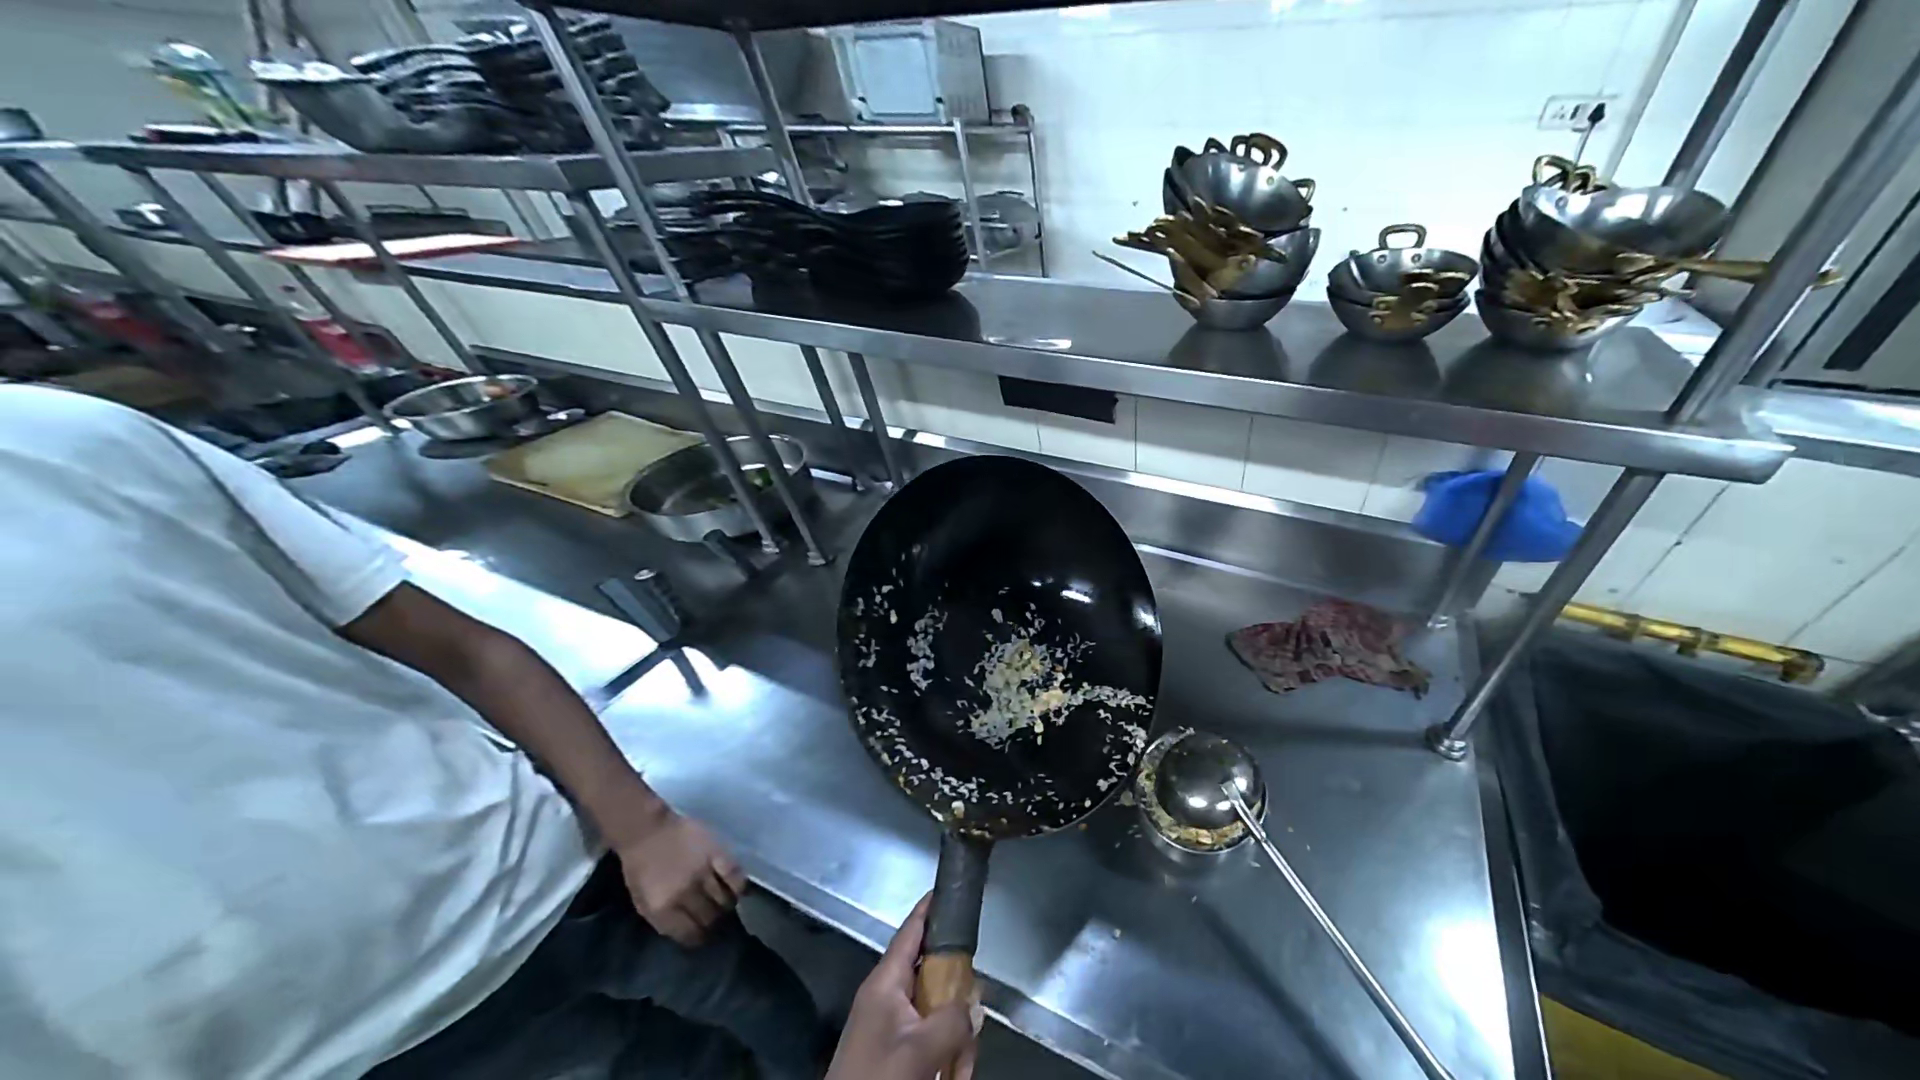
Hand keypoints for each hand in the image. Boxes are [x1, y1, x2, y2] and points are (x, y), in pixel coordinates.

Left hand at [612, 808, 746, 946]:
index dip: (700, 939)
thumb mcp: (642, 902)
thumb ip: (664, 920)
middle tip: (717, 920)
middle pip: (710, 918)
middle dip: (714, 923)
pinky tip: (739, 890)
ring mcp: (703, 872)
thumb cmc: (640, 867)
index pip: (690, 934)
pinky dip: (740, 886)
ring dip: (727, 906)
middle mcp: (686, 894)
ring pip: (725, 900)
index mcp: (664, 909)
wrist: (646, 830)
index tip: (704, 936)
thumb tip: (688, 932)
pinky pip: (735, 876)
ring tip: (726, 905)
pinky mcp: (717, 853)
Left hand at [826, 894, 979, 1079]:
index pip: (911, 931)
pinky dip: (945, 1055)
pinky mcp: (894, 1049)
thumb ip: (952, 1021)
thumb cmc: (876, 1077)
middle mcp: (887, 995)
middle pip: (933, 975)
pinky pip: (929, 1038)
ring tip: (959, 1069)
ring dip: (954, 1038)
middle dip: (957, 997)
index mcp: (886, 981)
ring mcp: (890, 1023)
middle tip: (973, 1018)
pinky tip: (952, 1075)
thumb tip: (972, 1005)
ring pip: (936, 1012)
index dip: (930, 909)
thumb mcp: (919, 1049)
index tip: (949, 889)